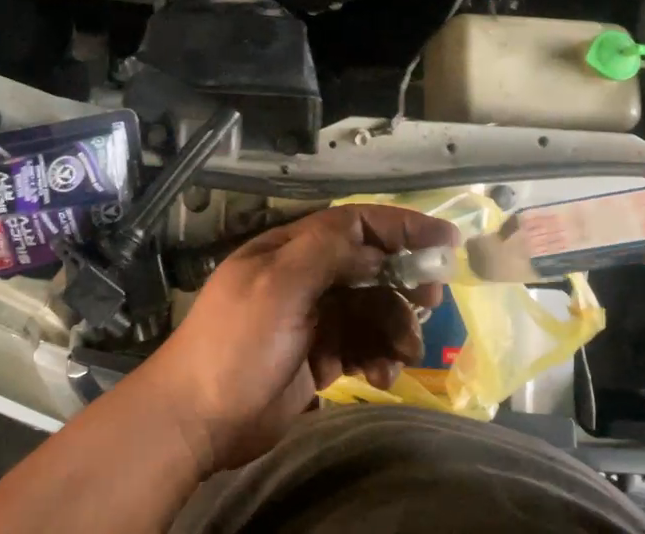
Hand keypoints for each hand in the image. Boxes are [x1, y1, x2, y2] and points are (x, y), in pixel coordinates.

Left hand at [133, 205, 457, 474]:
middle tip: (431, 303)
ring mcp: (312, 318)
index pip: (355, 224)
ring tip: (401, 355)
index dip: (402, 227)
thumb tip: (373, 241)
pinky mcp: (318, 357)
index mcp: (291, 249)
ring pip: (371, 310)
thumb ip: (325, 252)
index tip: (447, 241)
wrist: (197, 419)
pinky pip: (362, 346)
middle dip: (404, 284)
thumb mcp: (277, 284)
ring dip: (395, 328)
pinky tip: (380, 376)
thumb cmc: (236, 344)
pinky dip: (378, 357)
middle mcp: (305, 278)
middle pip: (370, 268)